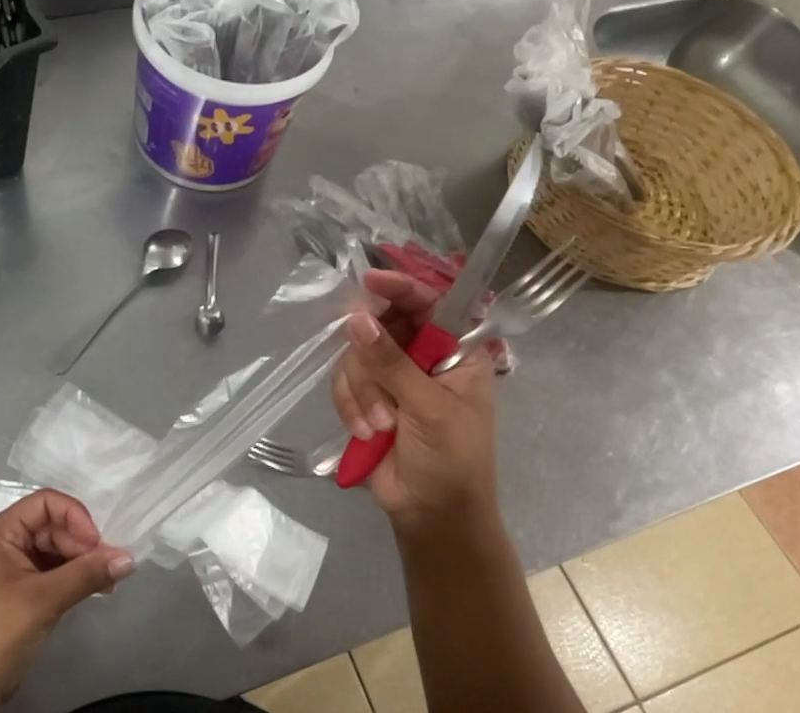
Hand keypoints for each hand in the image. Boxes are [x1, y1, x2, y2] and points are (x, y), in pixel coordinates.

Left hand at [0, 489, 134, 711]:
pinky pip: (56, 569)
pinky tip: (98, 588)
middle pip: (54, 524)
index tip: (98, 545)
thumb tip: (128, 558)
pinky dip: (76, 576)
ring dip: (84, 561)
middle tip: (111, 566)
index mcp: (2, 530)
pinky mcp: (24, 588)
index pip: (46, 503)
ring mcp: (16, 565)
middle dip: (84, 542)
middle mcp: (8, 540)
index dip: (76, 517)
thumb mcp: (45, 599)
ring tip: (109, 581)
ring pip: (58, 548)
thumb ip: (86, 574)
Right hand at [331, 270, 499, 537]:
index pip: (430, 303)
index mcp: (456, 352)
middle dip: (372, 361)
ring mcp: (393, 377)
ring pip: (356, 356)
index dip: (401, 288)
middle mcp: (422, 357)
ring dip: (362, 393)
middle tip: (378, 388)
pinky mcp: (367, 398)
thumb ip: (391, 363)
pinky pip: (343, 381)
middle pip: (380, 326)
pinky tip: (364, 433)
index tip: (369, 282)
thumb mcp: (428, 409)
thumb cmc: (452, 461)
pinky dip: (349, 406)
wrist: (433, 517)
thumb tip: (356, 319)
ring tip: (380, 427)